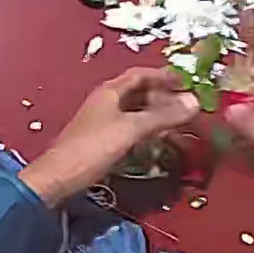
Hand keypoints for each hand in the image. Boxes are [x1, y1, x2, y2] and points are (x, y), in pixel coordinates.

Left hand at [20, 68, 200, 205]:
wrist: (59, 177)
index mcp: (110, 91)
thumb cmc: (93, 147)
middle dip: (164, 96)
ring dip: (157, 114)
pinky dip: (147, 128)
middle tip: (186, 105)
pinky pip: (131, 126)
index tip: (186, 82)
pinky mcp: (103, 139)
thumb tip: (194, 102)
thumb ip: (162, 116)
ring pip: (136, 110)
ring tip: (178, 122)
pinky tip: (159, 139)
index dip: (164, 76)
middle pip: (139, 92)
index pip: (140, 75)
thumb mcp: (131, 129)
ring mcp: (103, 120)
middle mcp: (106, 101)